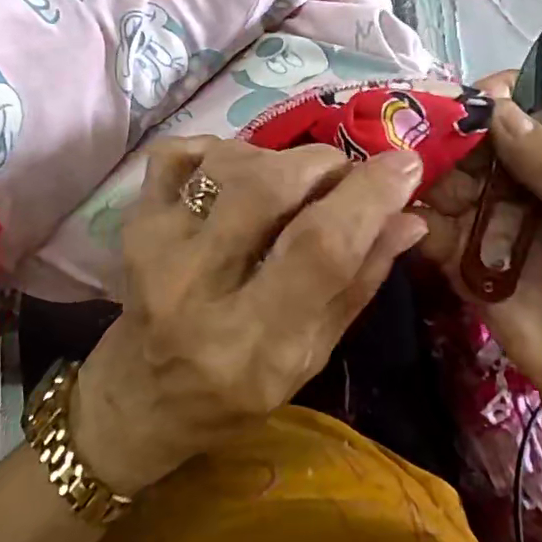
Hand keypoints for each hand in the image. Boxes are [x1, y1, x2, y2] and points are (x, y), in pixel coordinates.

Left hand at [71, 137, 427, 493]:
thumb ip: (356, 286)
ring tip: (292, 182)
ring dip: (276, 157)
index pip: (319, 247)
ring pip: (226, 162)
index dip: (369, 196)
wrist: (140, 393)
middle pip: (268, 188)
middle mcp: (197, 286)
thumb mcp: (308, 359)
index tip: (405, 166)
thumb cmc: (233, 392)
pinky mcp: (133, 221)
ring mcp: (155, 246)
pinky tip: (235, 173)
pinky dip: (216, 148)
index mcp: (253, 342)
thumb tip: (408, 217)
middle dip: (324, 165)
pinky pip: (176, 153)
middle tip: (343, 175)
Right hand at [414, 80, 541, 440]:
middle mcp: (535, 186)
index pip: (539, 113)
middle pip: (484, 142)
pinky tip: (397, 209)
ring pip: (451, 180)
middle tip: (416, 134)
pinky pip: (432, 229)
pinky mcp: (464, 261)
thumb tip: (499, 110)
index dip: (503, 100)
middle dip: (452, 135)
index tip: (466, 99)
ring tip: (403, 172)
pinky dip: (413, 216)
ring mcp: (496, 223)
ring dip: (427, 172)